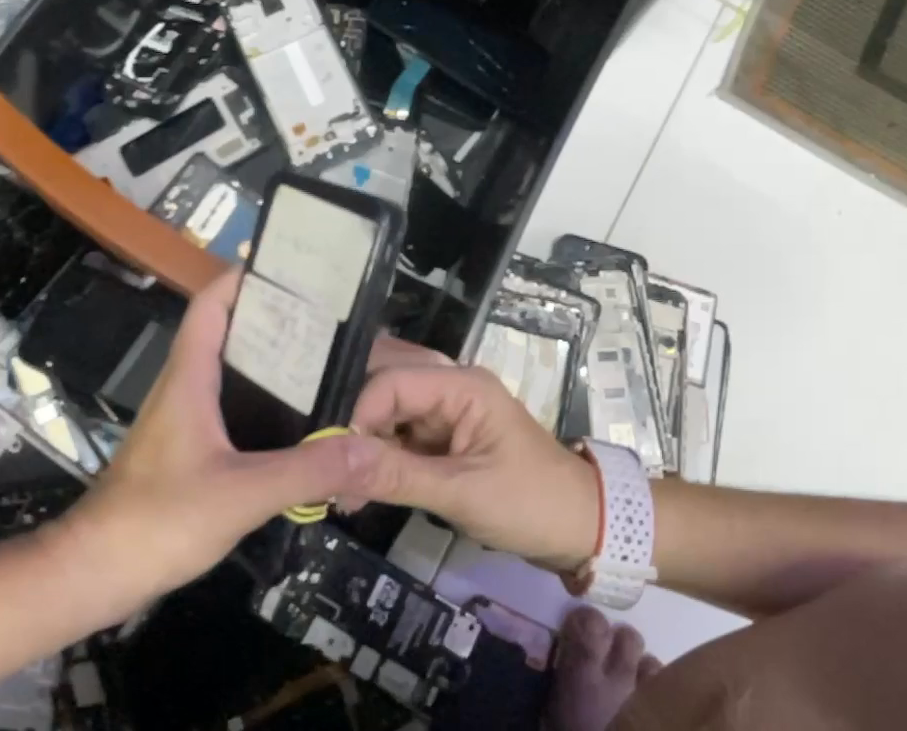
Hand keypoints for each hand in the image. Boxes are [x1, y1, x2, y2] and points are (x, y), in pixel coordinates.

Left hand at [53, 271, 382, 608]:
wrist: (96, 572)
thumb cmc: (158, 520)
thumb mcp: (241, 494)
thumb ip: (305, 471)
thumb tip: (366, 448)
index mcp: (188, 379)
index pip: (211, 306)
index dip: (244, 279)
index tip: (289, 267)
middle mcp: (183, 388)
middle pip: (225, 333)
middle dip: (271, 318)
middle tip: (327, 318)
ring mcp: (181, 420)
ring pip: (228, 373)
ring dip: (268, 362)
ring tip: (324, 363)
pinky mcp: (184, 451)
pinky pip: (228, 408)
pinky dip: (261, 403)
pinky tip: (295, 423)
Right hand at [349, 361, 601, 571]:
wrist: (582, 528)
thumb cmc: (531, 504)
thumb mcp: (461, 493)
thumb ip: (395, 475)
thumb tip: (330, 462)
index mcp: (461, 384)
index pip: (389, 381)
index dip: (357, 416)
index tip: (336, 462)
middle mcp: (449, 384)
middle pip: (383, 377)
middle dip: (351, 413)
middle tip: (324, 454)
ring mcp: (445, 408)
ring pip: (387, 404)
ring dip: (362, 436)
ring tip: (339, 477)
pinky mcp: (442, 434)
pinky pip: (398, 430)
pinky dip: (377, 453)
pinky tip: (358, 483)